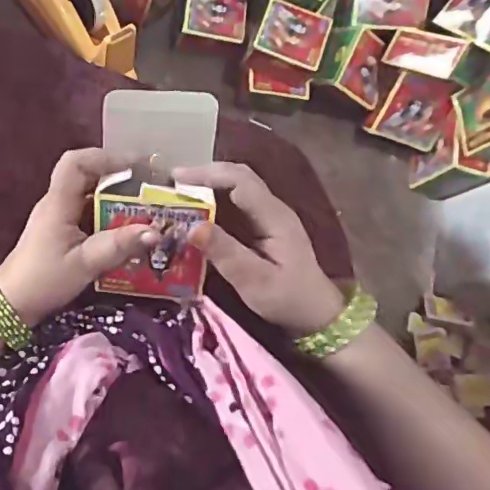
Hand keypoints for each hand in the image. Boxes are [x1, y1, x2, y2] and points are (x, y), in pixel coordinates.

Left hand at [0, 149, 158, 323]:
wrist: (12, 304)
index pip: (75, 162)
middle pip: (87, 178)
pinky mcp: (60, 234)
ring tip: (145, 212)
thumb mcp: (84, 264)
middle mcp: (56, 204)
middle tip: (148, 192)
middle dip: (118, 181)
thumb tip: (154, 232)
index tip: (133, 166)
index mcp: (57, 204)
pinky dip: (107, 220)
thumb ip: (118, 246)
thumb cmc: (43, 280)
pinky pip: (87, 217)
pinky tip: (127, 234)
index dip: (103, 157)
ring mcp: (57, 219)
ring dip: (116, 203)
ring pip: (89, 198)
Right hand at [171, 162, 346, 336]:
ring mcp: (270, 217)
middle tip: (172, 183)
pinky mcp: (264, 227)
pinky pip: (237, 201)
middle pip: (239, 176)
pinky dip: (215, 198)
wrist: (316, 315)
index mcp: (274, 216)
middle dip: (204, 174)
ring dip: (208, 184)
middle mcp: (273, 209)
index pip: (240, 180)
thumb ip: (224, 252)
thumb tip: (191, 227)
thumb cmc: (287, 299)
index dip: (207, 176)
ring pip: (238, 186)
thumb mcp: (253, 280)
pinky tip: (197, 209)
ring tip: (178, 192)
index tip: (176, 181)